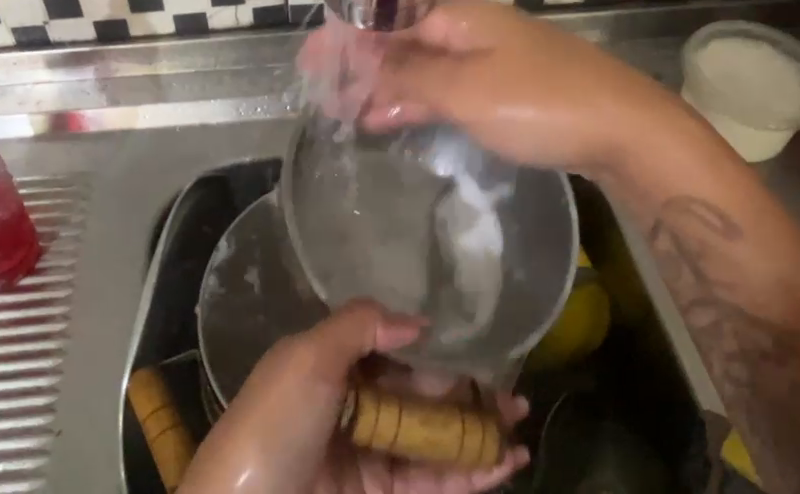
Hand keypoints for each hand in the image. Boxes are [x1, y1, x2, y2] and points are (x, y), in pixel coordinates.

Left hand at [181, 300, 528, 493]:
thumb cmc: (276, 423)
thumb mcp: (307, 356)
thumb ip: (361, 326)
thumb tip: (419, 321)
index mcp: (328, 368)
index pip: (391, 354)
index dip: (435, 352)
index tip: (478, 349)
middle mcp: (351, 409)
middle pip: (419, 397)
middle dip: (467, 394)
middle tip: (515, 394)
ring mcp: (368, 458)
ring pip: (432, 441)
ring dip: (478, 434)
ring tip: (522, 426)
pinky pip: (433, 481)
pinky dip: (472, 473)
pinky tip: (507, 462)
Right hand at [300, 0, 688, 177]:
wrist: (626, 129)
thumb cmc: (541, 103)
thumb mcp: (466, 91)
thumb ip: (409, 80)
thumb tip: (359, 74)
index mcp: (459, 15)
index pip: (386, 16)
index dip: (345, 37)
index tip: (309, 62)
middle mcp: (470, 28)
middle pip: (401, 39)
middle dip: (359, 64)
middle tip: (321, 95)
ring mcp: (489, 59)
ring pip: (423, 66)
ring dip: (384, 86)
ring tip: (345, 113)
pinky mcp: (504, 89)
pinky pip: (446, 88)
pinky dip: (415, 102)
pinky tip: (392, 121)